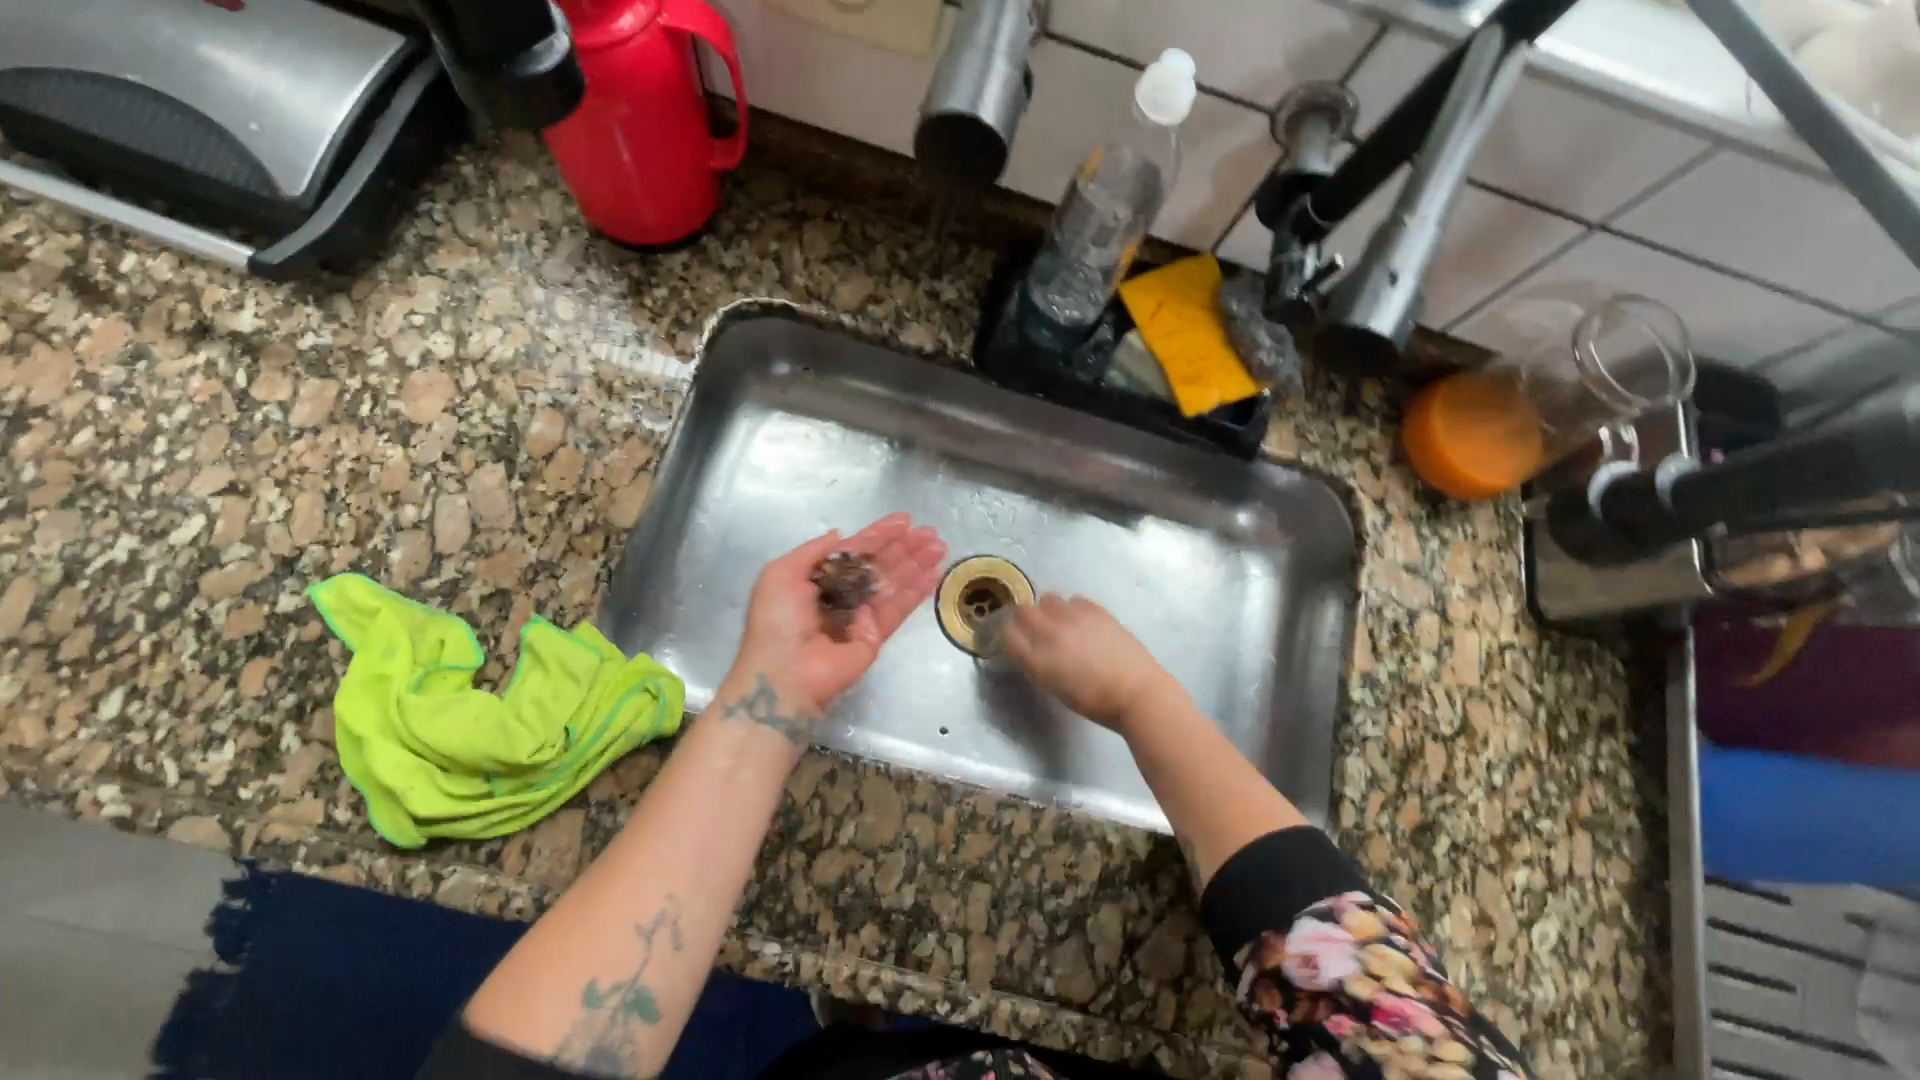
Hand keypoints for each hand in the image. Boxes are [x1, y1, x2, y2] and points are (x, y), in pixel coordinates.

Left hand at [725, 513, 946, 732]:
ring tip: (939, 546)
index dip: (878, 534)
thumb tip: (840, 533)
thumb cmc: (776, 620)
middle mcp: (841, 594)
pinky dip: (917, 591)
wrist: (784, 674)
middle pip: (878, 564)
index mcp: (817, 578)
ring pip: (893, 583)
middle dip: (904, 547)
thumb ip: (813, 550)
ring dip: (916, 563)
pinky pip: (898, 608)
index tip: (904, 520)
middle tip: (930, 532)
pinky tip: (934, 573)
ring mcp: (860, 616)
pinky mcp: (875, 636)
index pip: (854, 550)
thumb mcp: (781, 573)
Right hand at [1002, 593, 1182, 735]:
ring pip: (1048, 598)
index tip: (1016, 637)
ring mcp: (1073, 618)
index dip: (1010, 633)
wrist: (1135, 692)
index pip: (1008, 633)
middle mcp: (1050, 634)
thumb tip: (1031, 648)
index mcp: (1038, 660)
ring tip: (1061, 621)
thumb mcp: (1054, 687)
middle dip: (1025, 617)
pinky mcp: (1095, 610)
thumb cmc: (1095, 701)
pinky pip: (1074, 599)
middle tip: (1036, 627)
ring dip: (1049, 609)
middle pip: (1023, 611)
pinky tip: (1083, 621)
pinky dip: (1073, 608)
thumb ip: (1037, 664)